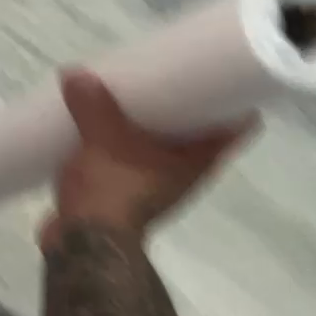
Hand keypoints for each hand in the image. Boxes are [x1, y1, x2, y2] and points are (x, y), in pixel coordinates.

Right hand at [43, 69, 253, 247]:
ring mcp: (154, 190)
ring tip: (127, 109)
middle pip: (198, 135)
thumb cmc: (114, 190)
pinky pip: (128, 168)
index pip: (240, 124)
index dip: (235, 98)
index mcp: (202, 158)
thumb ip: (92, 107)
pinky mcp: (123, 201)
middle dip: (183, 111)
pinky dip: (119, 156)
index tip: (222, 75)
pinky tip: (98, 144)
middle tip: (166, 83)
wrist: (83, 244)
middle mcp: (186, 174)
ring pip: (161, 153)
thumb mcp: (103, 141)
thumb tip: (75, 71)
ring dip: (148, 135)